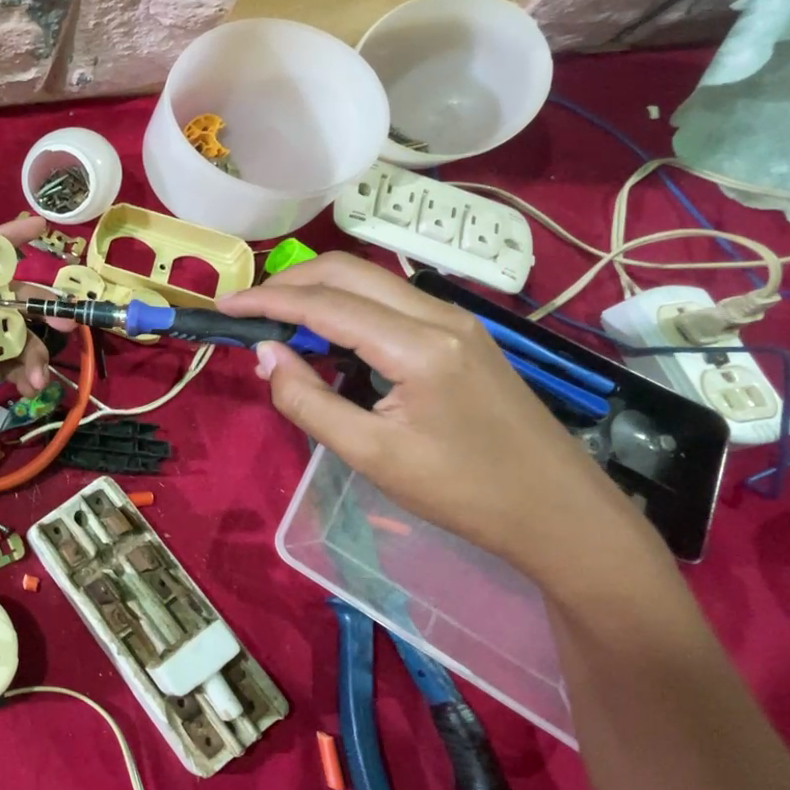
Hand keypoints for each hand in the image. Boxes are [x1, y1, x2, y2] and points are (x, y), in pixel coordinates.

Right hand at [218, 252, 635, 570]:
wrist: (566, 517)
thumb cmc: (465, 493)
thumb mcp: (371, 455)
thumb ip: (308, 400)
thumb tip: (266, 355)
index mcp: (418, 346)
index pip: (324, 304)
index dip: (266, 301)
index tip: (223, 307)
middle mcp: (440, 317)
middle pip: (348, 272)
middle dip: (288, 282)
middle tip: (247, 311)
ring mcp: (457, 323)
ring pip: (370, 281)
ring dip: (317, 290)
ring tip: (277, 322)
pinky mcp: (463, 337)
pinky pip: (390, 302)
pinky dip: (346, 306)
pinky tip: (328, 337)